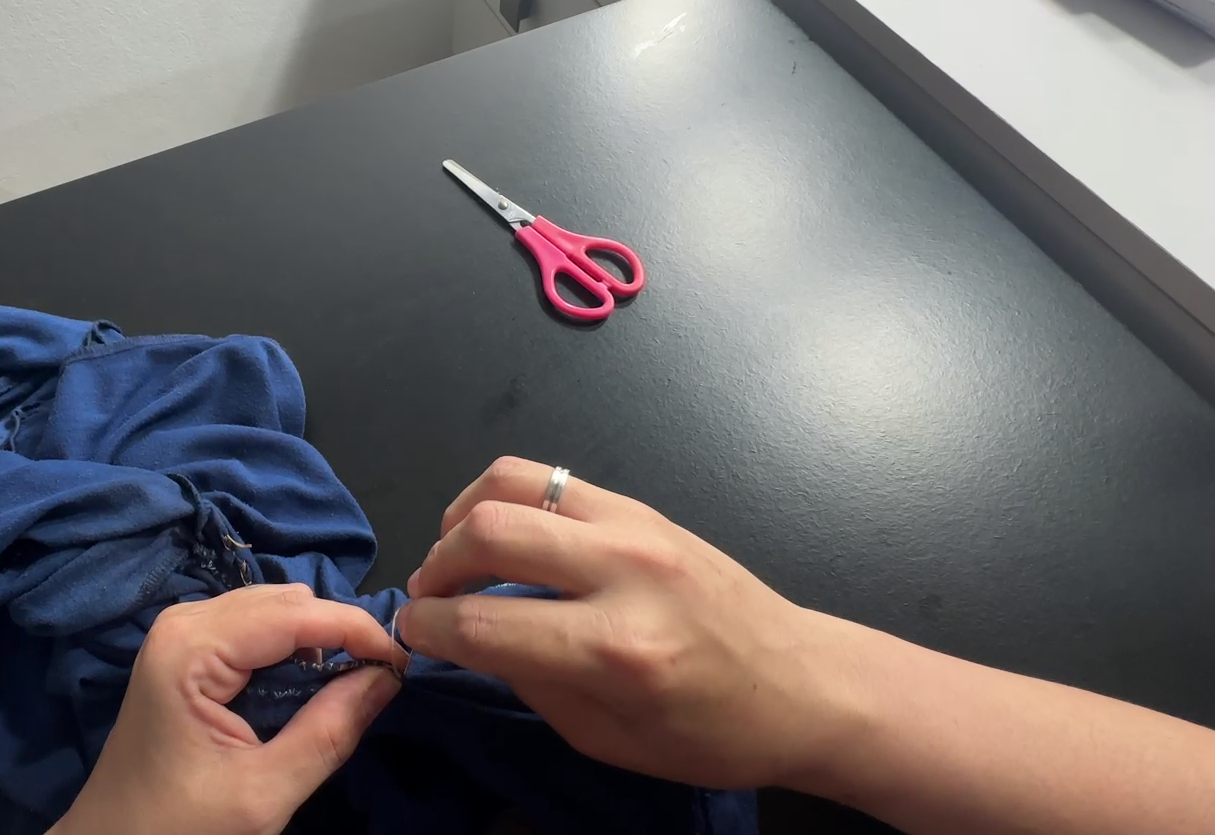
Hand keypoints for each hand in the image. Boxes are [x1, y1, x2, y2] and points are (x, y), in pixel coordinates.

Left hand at [52, 584, 402, 834]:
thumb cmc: (178, 832)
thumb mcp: (262, 796)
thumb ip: (328, 731)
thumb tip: (388, 678)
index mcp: (193, 646)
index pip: (293, 614)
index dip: (354, 628)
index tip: (403, 660)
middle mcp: (185, 618)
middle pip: (283, 601)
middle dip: (336, 630)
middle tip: (379, 675)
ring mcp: (182, 627)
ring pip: (272, 606)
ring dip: (316, 636)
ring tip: (350, 679)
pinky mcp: (186, 643)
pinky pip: (253, 623)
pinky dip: (289, 644)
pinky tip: (307, 678)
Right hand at [399, 457, 865, 789]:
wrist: (804, 680)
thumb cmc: (711, 731)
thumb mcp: (607, 740)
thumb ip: (525, 681)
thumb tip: (462, 635)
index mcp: (616, 653)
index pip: (482, 625)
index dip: (427, 629)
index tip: (411, 632)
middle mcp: (620, 572)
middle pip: (486, 536)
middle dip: (434, 568)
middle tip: (426, 595)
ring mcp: (629, 523)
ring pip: (506, 485)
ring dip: (459, 521)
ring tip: (455, 553)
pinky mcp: (632, 502)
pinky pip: (540, 475)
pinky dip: (496, 496)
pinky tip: (495, 525)